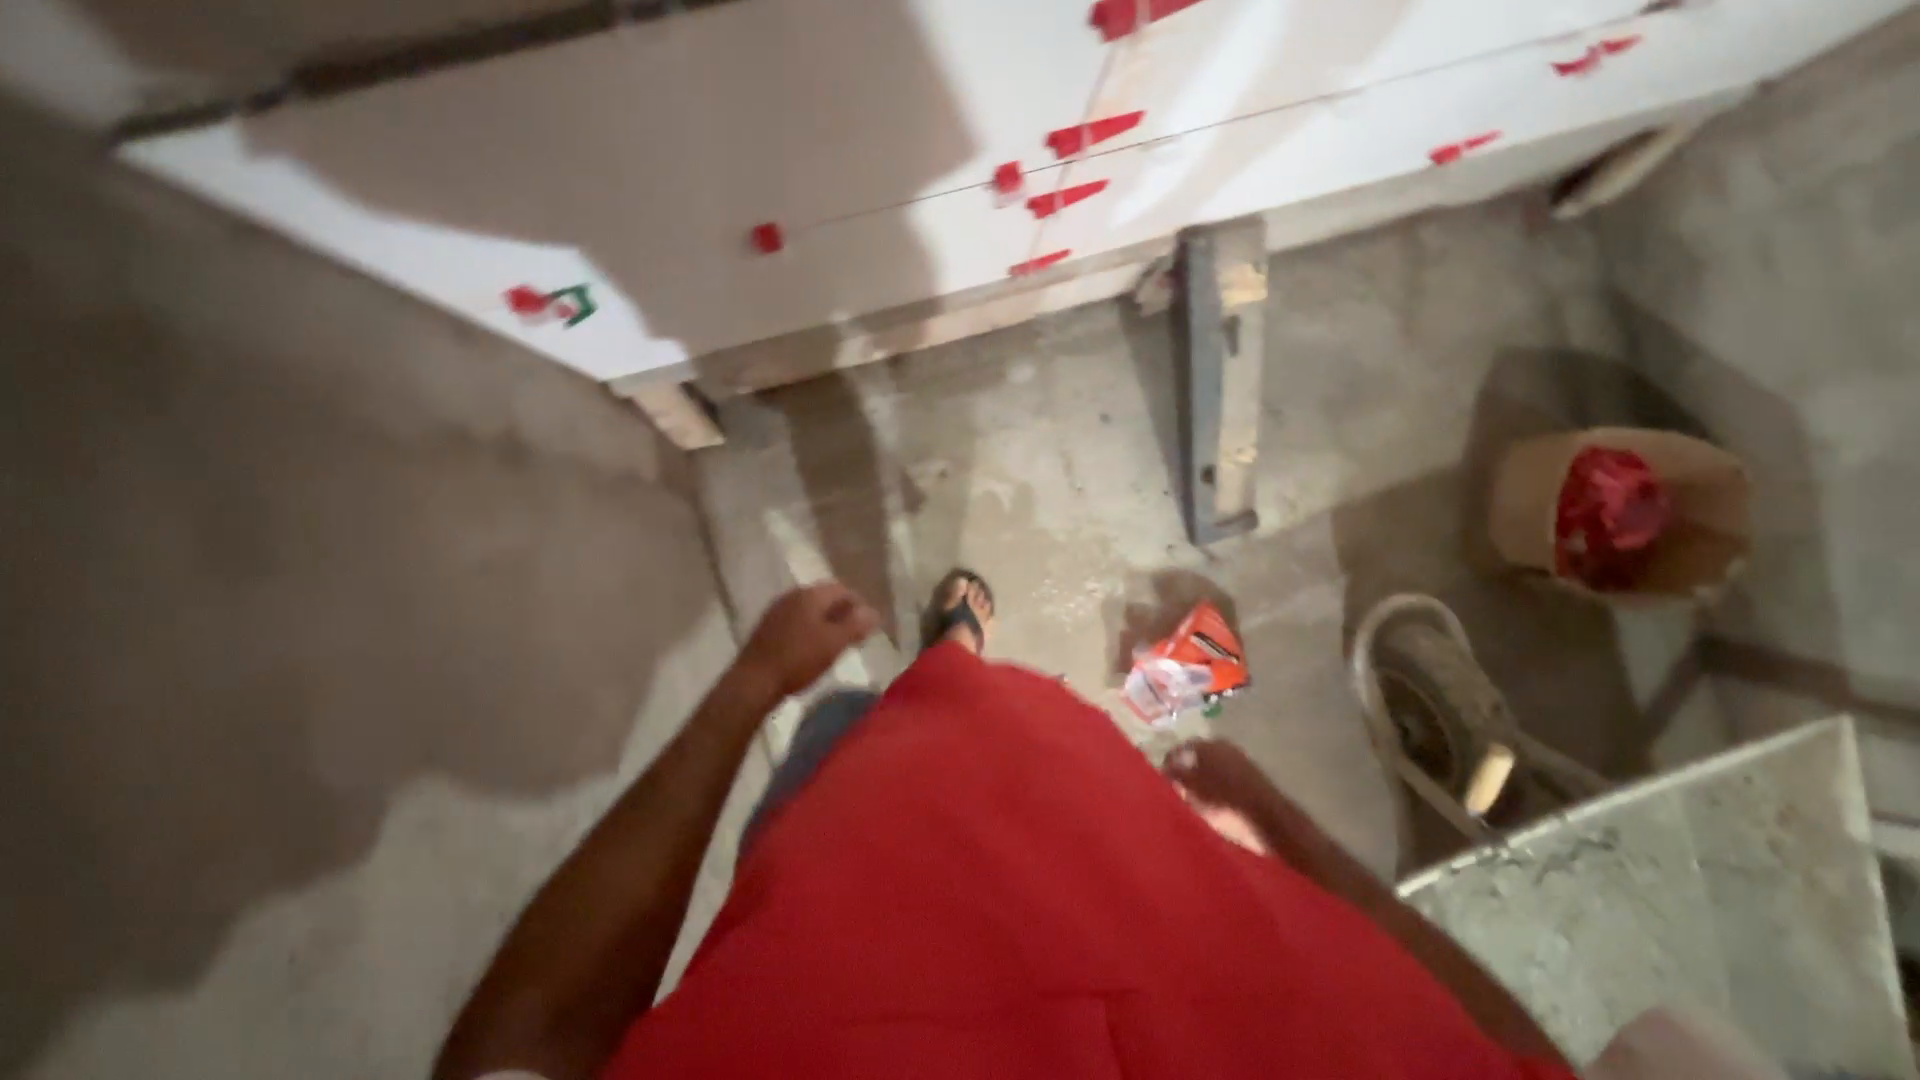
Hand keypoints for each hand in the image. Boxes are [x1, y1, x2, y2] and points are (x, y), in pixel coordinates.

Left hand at [734, 582, 880, 699]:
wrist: (754, 680)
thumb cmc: (798, 659)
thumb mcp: (834, 643)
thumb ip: (856, 625)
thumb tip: (873, 611)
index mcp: (810, 595)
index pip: (842, 589)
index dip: (859, 605)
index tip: (868, 625)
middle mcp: (792, 595)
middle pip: (825, 597)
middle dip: (842, 613)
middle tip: (855, 634)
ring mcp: (777, 610)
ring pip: (810, 609)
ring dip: (825, 621)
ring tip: (836, 643)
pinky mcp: (767, 626)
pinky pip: (796, 620)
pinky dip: (809, 629)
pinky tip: (812, 648)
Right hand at [1163, 738, 1287, 828]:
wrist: (1271, 821)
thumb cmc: (1226, 805)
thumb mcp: (1193, 793)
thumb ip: (1176, 776)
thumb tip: (1164, 768)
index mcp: (1205, 745)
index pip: (1177, 750)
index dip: (1167, 766)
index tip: (1162, 782)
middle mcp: (1223, 745)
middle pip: (1196, 756)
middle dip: (1186, 771)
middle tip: (1178, 791)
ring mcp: (1240, 758)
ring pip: (1212, 765)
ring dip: (1202, 778)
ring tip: (1195, 799)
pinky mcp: (1253, 775)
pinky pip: (1226, 775)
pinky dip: (1218, 784)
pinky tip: (1215, 802)